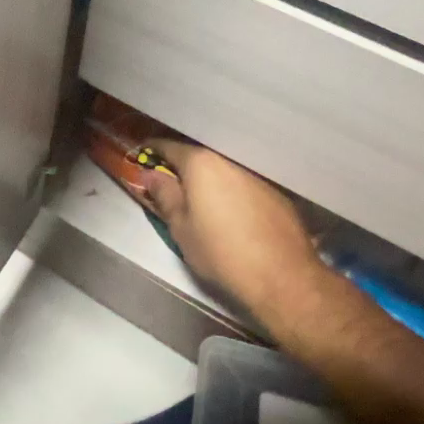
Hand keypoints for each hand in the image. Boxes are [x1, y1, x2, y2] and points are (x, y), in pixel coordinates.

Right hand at [139, 142, 325, 315]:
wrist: (282, 277)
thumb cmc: (221, 252)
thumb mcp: (181, 228)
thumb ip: (165, 195)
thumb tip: (150, 175)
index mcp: (201, 165)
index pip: (169, 147)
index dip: (152, 151)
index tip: (141, 158)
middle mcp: (229, 162)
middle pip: (198, 160)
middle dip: (182, 171)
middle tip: (169, 188)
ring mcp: (256, 178)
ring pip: (223, 175)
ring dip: (210, 185)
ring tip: (202, 208)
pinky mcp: (276, 196)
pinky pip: (244, 190)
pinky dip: (233, 198)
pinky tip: (234, 220)